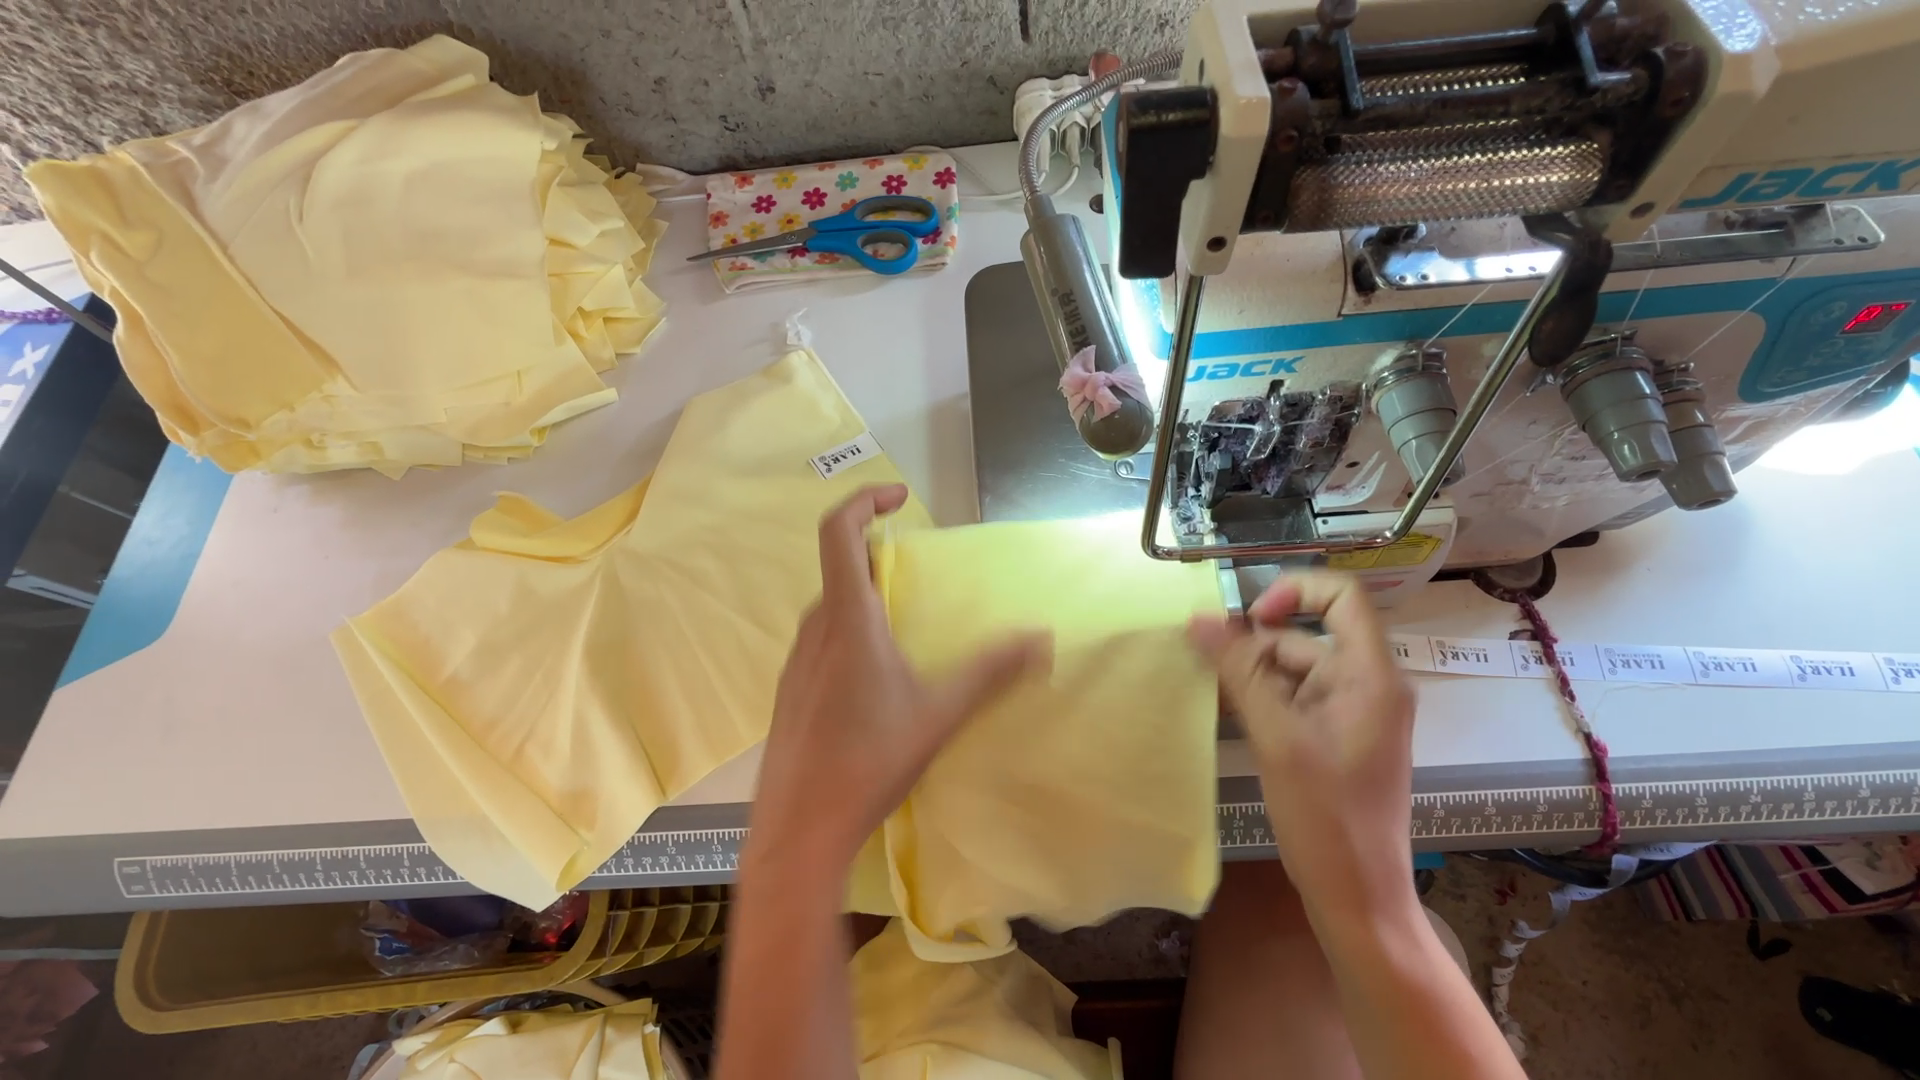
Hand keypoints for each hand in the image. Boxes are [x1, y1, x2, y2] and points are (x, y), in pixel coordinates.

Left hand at [747, 485, 1052, 868]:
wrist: (799, 829)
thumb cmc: (870, 761)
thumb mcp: (940, 714)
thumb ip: (992, 672)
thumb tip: (1042, 639)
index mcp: (847, 621)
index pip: (838, 532)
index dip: (863, 500)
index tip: (898, 497)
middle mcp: (814, 631)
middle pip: (838, 570)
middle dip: (875, 555)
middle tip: (914, 572)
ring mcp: (795, 664)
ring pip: (829, 609)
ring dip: (861, 597)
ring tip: (901, 626)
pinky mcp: (789, 694)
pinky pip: (820, 643)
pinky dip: (847, 633)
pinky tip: (872, 682)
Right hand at [1187, 573, 1415, 912]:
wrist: (1357, 895)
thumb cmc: (1325, 817)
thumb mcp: (1277, 736)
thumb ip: (1239, 671)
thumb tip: (1199, 618)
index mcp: (1372, 675)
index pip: (1342, 596)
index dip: (1293, 590)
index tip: (1247, 618)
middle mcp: (1369, 685)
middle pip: (1308, 636)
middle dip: (1256, 646)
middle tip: (1209, 668)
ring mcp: (1354, 713)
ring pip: (1296, 670)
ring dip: (1255, 676)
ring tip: (1216, 698)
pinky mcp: (1337, 738)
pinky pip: (1297, 699)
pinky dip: (1264, 701)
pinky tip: (1232, 716)